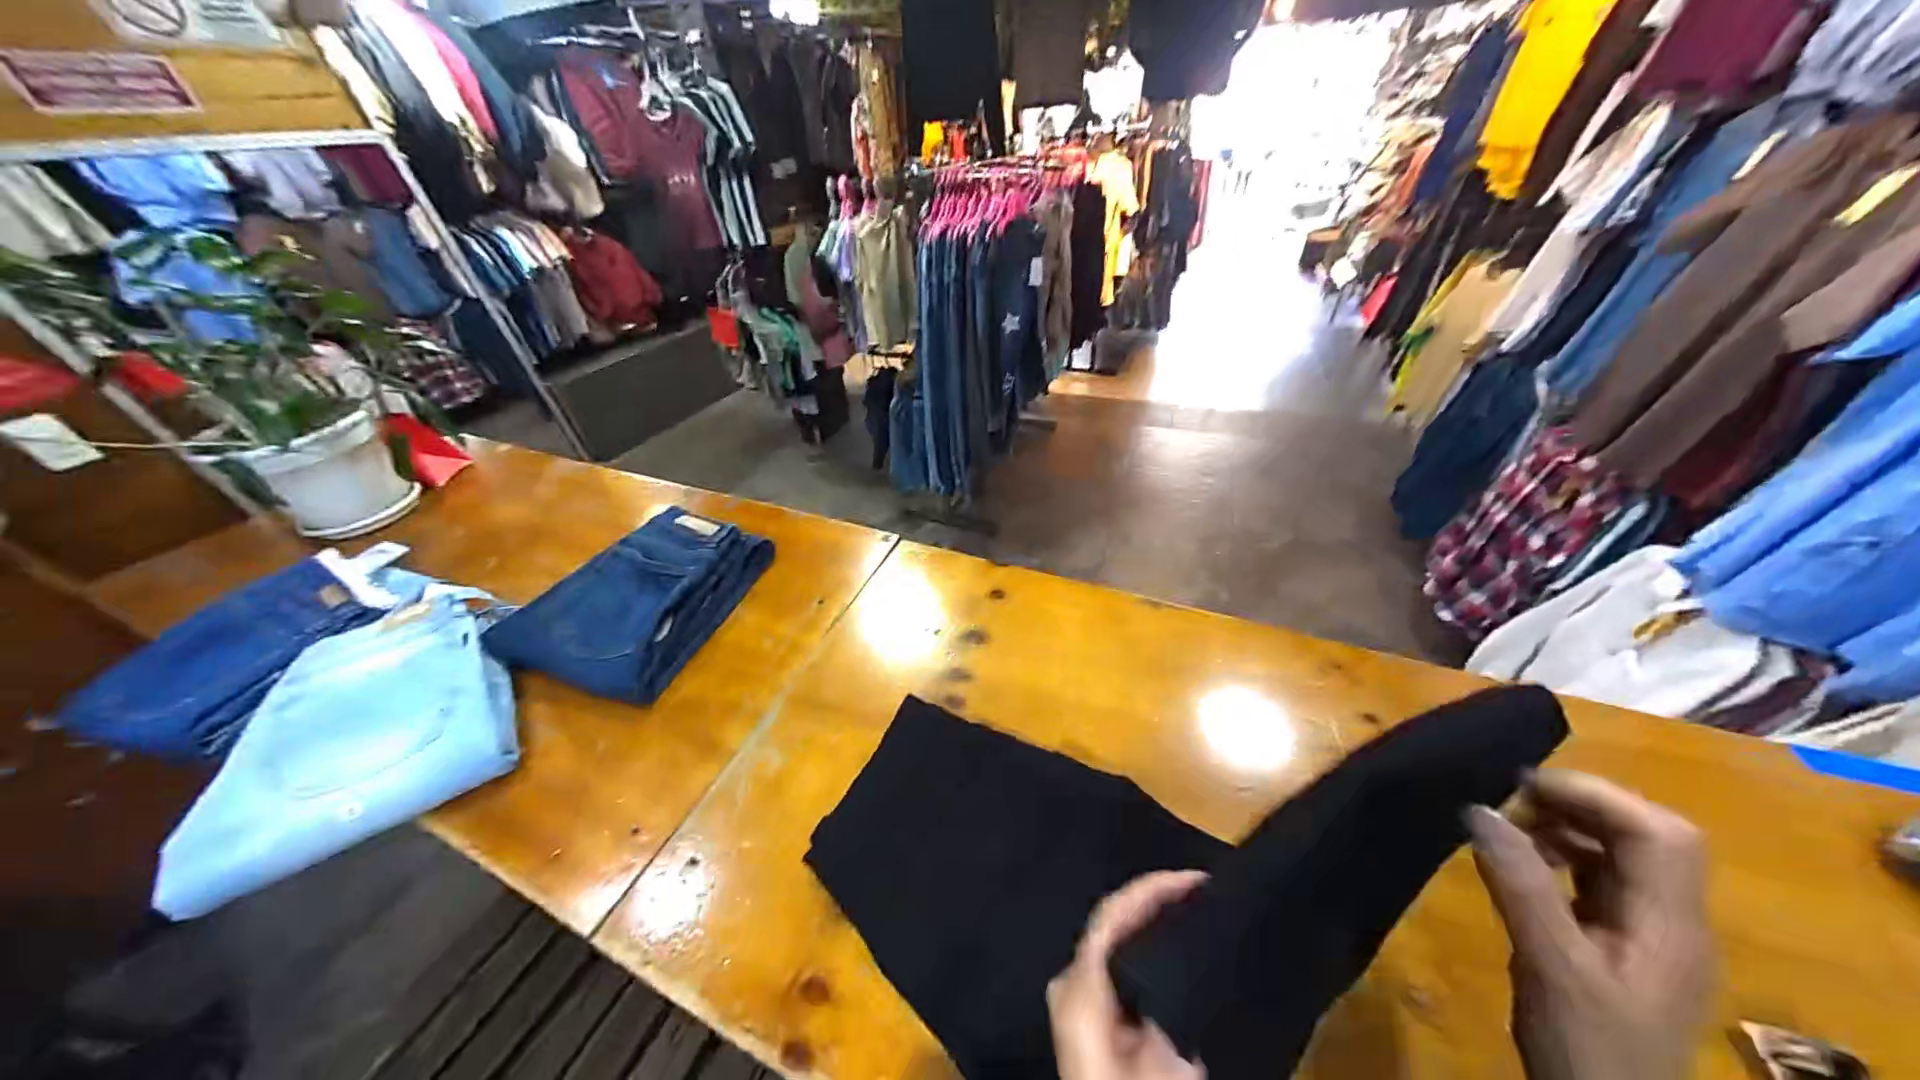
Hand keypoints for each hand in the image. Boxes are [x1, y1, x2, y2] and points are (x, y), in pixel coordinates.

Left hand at [1048, 870, 1208, 1079]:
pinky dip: (1148, 946)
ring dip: (1152, 920)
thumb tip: (1181, 957)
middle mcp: (1071, 984)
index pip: (1111, 917)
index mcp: (1080, 989)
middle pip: (1111, 924)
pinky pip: (1120, 965)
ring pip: (1116, 941)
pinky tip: (1177, 942)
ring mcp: (1078, 1001)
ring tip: (1197, 906)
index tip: (1196, 879)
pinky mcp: (1094, 1019)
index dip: (1150, 889)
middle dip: (1154, 900)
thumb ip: (1166, 1010)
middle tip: (1204, 890)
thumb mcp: (1163, 1067)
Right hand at [1468, 770, 1714, 1079]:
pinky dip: (1561, 856)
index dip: (1596, 797)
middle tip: (1511, 804)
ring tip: (1509, 830)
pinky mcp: (1623, 941)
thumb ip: (1519, 884)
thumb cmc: (1589, 1048)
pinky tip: (1522, 865)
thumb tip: (1479, 810)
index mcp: (1672, 925)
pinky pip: (1600, 878)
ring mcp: (1651, 933)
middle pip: (1647, 836)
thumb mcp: (1549, 965)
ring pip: (1622, 854)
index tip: (1523, 788)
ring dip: (1568, 828)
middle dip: (1580, 806)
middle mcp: (1674, 921)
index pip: (1659, 834)